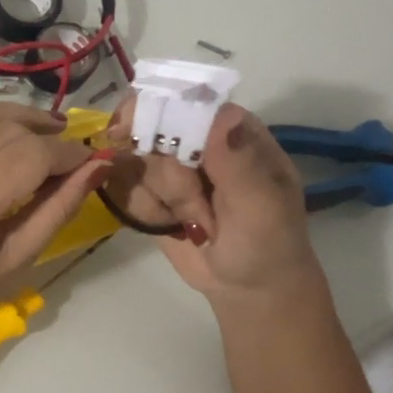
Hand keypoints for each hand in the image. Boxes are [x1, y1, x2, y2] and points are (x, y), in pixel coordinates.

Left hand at [0, 54, 115, 336]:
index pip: (36, 156)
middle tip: (65, 151)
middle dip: (47, 138)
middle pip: (12, 131)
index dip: (69, 155)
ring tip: (42, 127)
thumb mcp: (7, 264)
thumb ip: (54, 212)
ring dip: (17, 116)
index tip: (87, 162)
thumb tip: (95, 168)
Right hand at [107, 101, 325, 306]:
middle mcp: (198, 142)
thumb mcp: (260, 206)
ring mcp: (171, 168)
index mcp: (234, 132)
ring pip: (133, 165)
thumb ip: (237, 162)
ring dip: (158, 200)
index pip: (185, 104)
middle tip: (193, 209)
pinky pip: (124, 189)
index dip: (154, 112)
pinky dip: (144, 211)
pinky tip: (170, 226)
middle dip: (165, 178)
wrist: (248, 289)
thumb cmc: (267, 245)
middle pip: (149, 135)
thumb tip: (222, 115)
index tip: (126, 131)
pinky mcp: (151, 193)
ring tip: (193, 223)